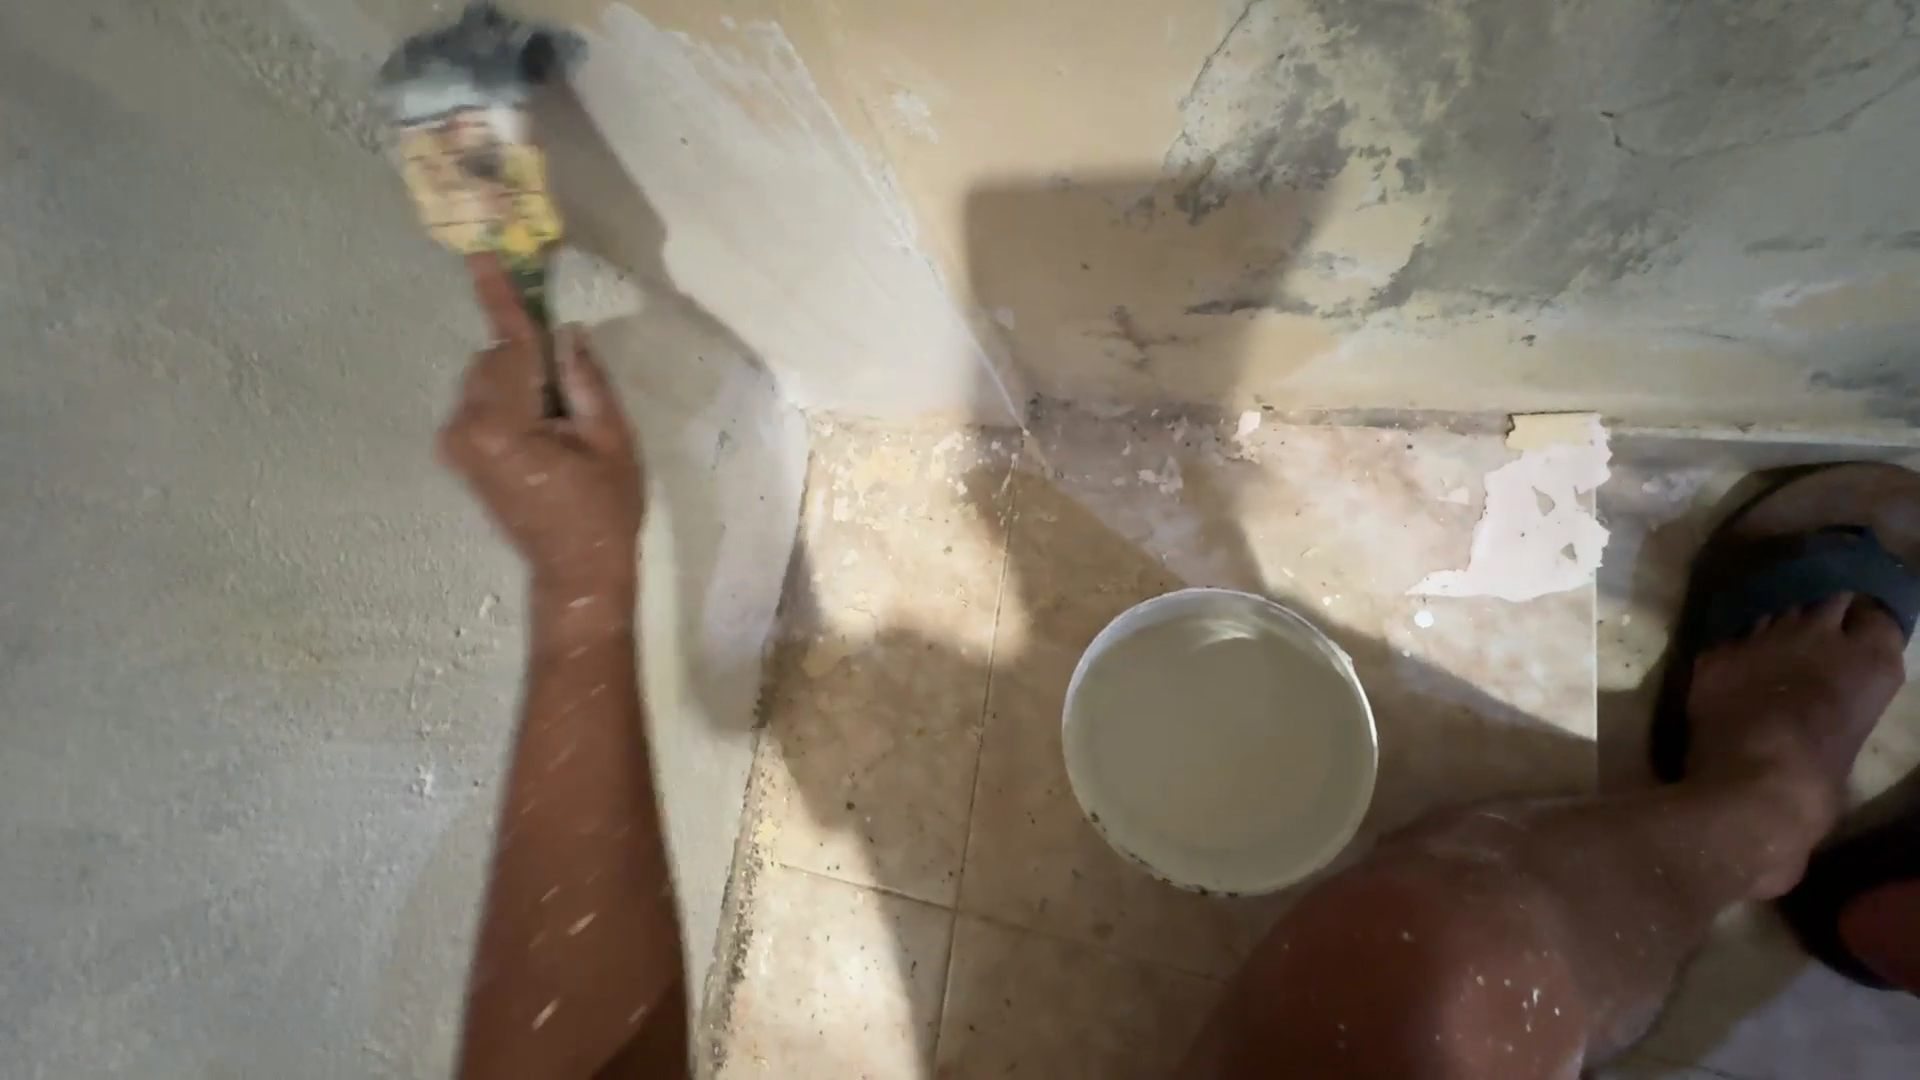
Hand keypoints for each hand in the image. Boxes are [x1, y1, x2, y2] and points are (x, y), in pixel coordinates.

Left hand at [439, 255, 642, 601]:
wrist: (576, 569)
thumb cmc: (605, 508)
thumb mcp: (613, 441)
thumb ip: (587, 382)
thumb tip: (567, 334)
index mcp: (504, 424)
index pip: (509, 347)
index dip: (502, 299)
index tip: (480, 253)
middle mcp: (465, 428)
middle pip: (493, 360)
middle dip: (530, 358)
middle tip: (573, 393)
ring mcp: (456, 444)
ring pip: (485, 380)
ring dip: (521, 381)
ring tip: (562, 424)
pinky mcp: (460, 455)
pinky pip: (482, 403)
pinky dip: (511, 399)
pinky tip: (544, 431)